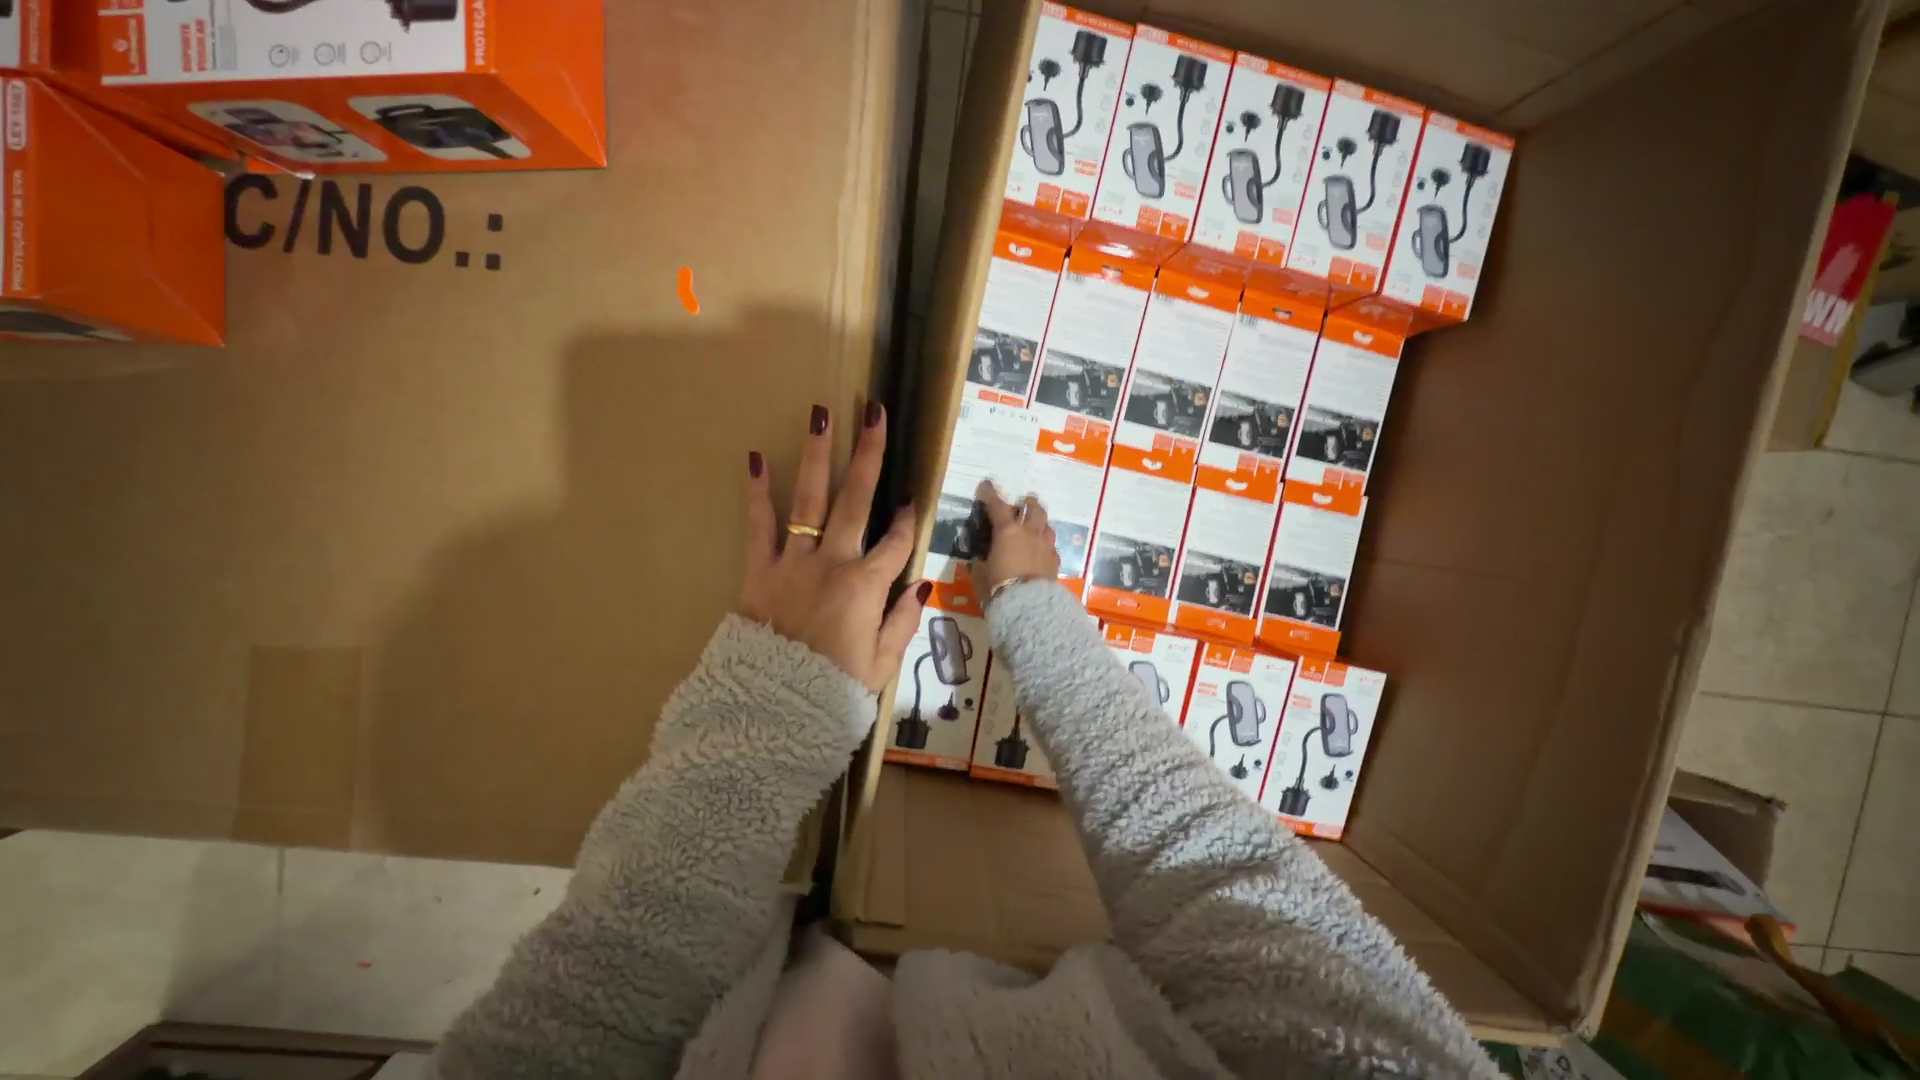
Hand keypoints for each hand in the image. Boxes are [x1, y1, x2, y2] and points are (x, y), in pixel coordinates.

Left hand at [739, 402, 926, 692]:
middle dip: (869, 454)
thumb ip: (902, 621)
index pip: (898, 542)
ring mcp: (795, 562)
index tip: (913, 499)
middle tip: (874, 412)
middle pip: (857, 500)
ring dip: (818, 456)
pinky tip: (755, 457)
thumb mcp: (882, 664)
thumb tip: (921, 584)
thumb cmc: (834, 689)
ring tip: (821, 414)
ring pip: (811, 500)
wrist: (774, 708)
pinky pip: (758, 525)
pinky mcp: (760, 570)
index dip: (909, 519)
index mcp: (868, 587)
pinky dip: (757, 493)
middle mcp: (834, 563)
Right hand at [968, 481, 1060, 596]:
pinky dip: (1046, 545)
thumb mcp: (980, 574)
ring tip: (1037, 525)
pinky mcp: (1055, 561)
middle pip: (1034, 509)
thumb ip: (979, 564)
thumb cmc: (998, 586)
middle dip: (1029, 503)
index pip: (997, 506)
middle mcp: (1029, 533)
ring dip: (1041, 523)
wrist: (1028, 605)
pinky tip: (1043, 550)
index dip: (990, 494)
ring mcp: (1045, 546)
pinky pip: (1052, 547)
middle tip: (1025, 501)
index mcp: (1007, 532)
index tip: (987, 485)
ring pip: (1047, 526)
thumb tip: (978, 561)